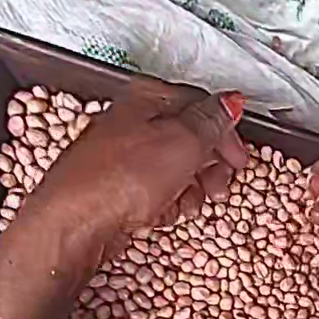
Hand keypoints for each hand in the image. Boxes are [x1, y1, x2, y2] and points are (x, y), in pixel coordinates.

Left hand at [17, 81, 250, 263]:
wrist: (78, 219)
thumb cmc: (122, 178)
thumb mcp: (182, 143)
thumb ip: (211, 122)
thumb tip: (232, 103)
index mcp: (149, 100)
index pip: (202, 107)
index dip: (227, 134)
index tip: (240, 160)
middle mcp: (136, 122)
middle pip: (191, 140)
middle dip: (210, 166)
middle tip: (216, 186)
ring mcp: (127, 156)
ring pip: (177, 169)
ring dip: (191, 189)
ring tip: (188, 203)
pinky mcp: (122, 186)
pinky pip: (159, 192)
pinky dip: (170, 203)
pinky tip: (166, 213)